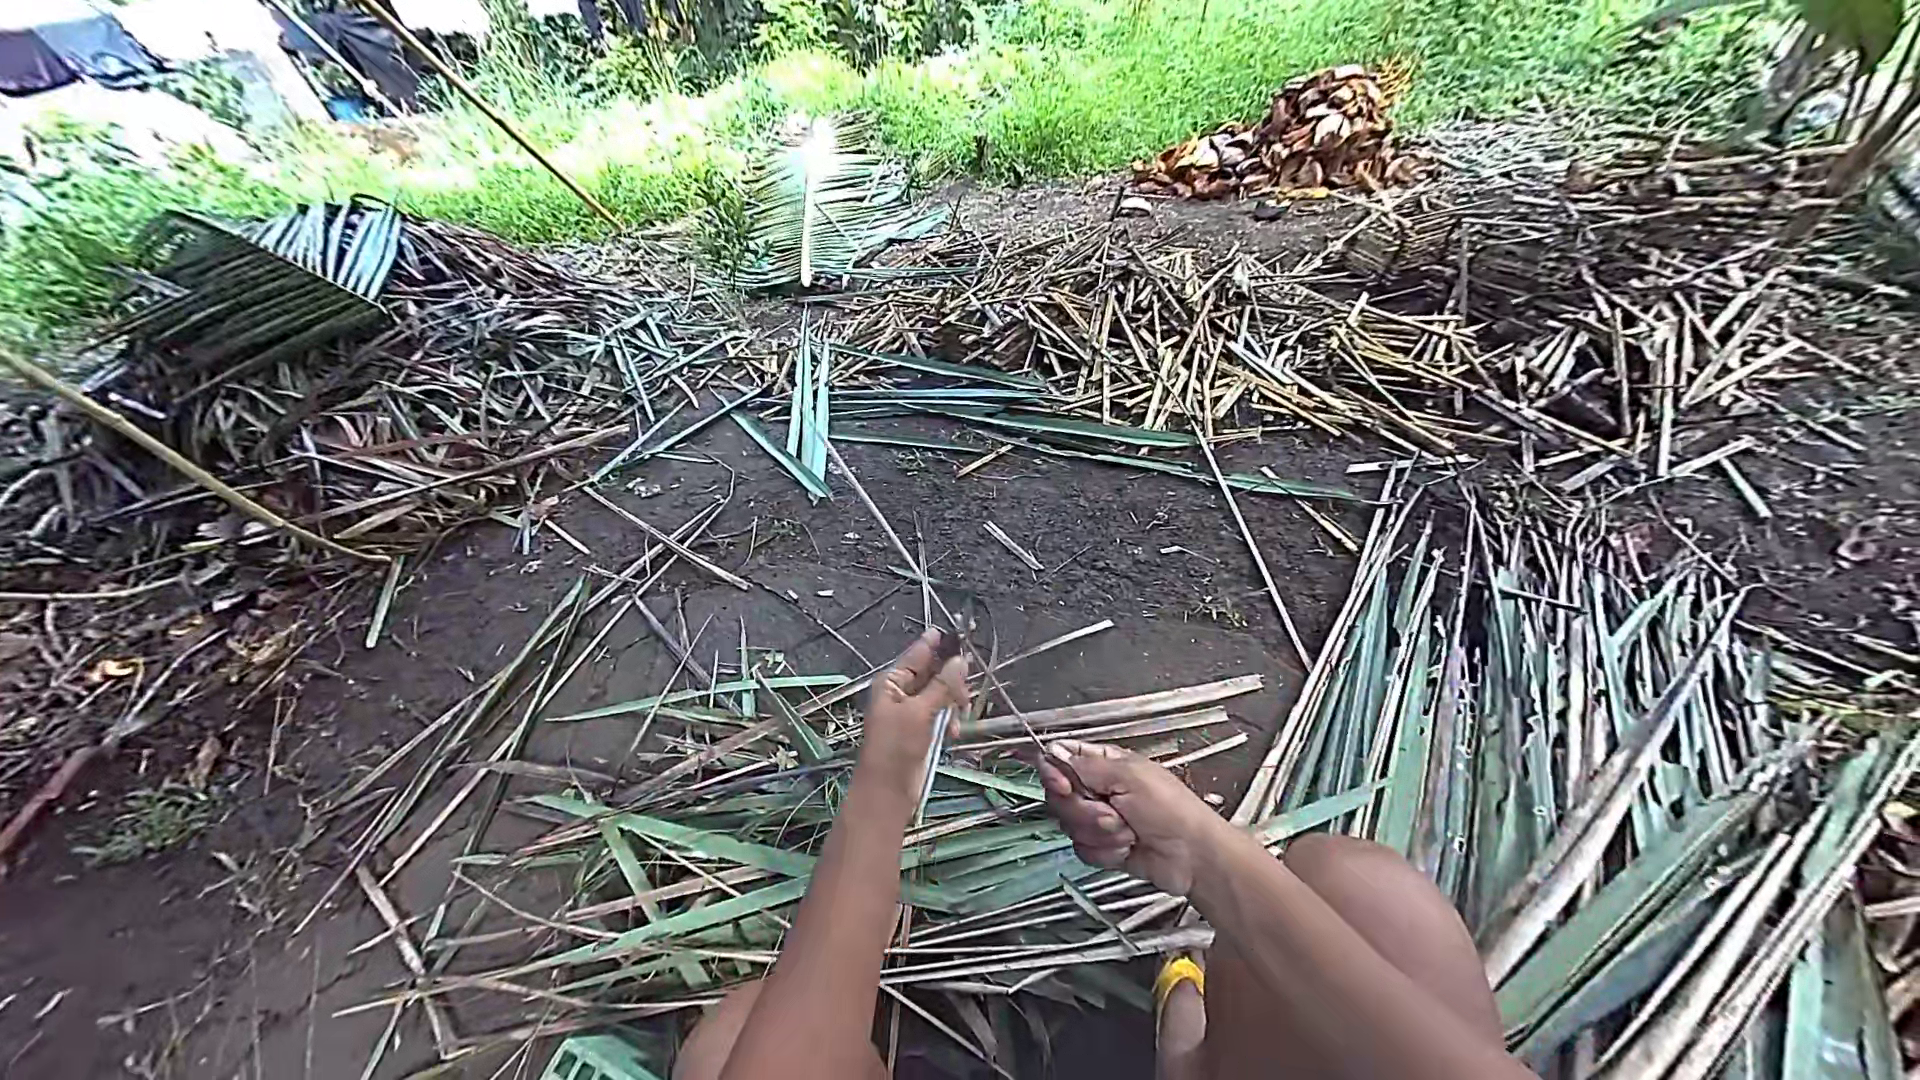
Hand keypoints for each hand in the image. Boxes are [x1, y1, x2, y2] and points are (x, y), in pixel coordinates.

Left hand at [858, 628, 967, 805]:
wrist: (887, 793)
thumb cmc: (896, 748)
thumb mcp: (920, 712)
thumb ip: (942, 685)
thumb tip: (961, 660)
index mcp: (892, 682)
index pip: (918, 654)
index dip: (938, 643)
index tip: (960, 633)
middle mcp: (901, 692)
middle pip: (933, 672)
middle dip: (951, 679)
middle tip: (964, 691)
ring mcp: (912, 711)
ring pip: (941, 693)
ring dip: (952, 702)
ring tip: (958, 715)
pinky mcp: (922, 728)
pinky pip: (942, 713)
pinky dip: (949, 719)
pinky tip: (952, 731)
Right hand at [1038, 741, 1224, 896]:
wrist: (1194, 858)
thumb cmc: (1173, 810)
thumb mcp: (1129, 777)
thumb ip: (1086, 766)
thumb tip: (1054, 752)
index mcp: (1104, 763)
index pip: (1061, 759)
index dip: (1055, 772)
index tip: (1065, 786)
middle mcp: (1098, 788)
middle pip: (1060, 795)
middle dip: (1084, 809)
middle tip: (1111, 812)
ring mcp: (1099, 819)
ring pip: (1070, 824)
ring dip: (1100, 832)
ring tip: (1127, 830)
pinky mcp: (1103, 846)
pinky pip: (1083, 849)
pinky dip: (1105, 851)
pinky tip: (1127, 847)